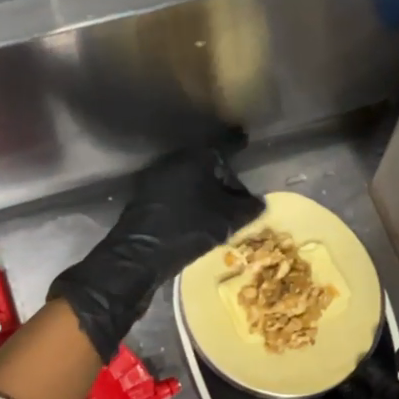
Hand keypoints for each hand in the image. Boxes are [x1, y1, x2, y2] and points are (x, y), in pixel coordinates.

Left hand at [48, 133, 264, 360]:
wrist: (138, 255)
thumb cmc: (187, 229)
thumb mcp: (226, 221)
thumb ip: (247, 208)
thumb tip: (259, 202)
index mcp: (196, 158)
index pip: (224, 146)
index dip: (238, 146)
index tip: (246, 142)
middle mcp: (174, 161)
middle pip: (206, 164)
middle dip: (223, 179)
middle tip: (238, 199)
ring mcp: (155, 179)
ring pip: (189, 180)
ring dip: (204, 192)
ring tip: (219, 214)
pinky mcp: (144, 197)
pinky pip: (175, 193)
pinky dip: (188, 201)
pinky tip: (195, 220)